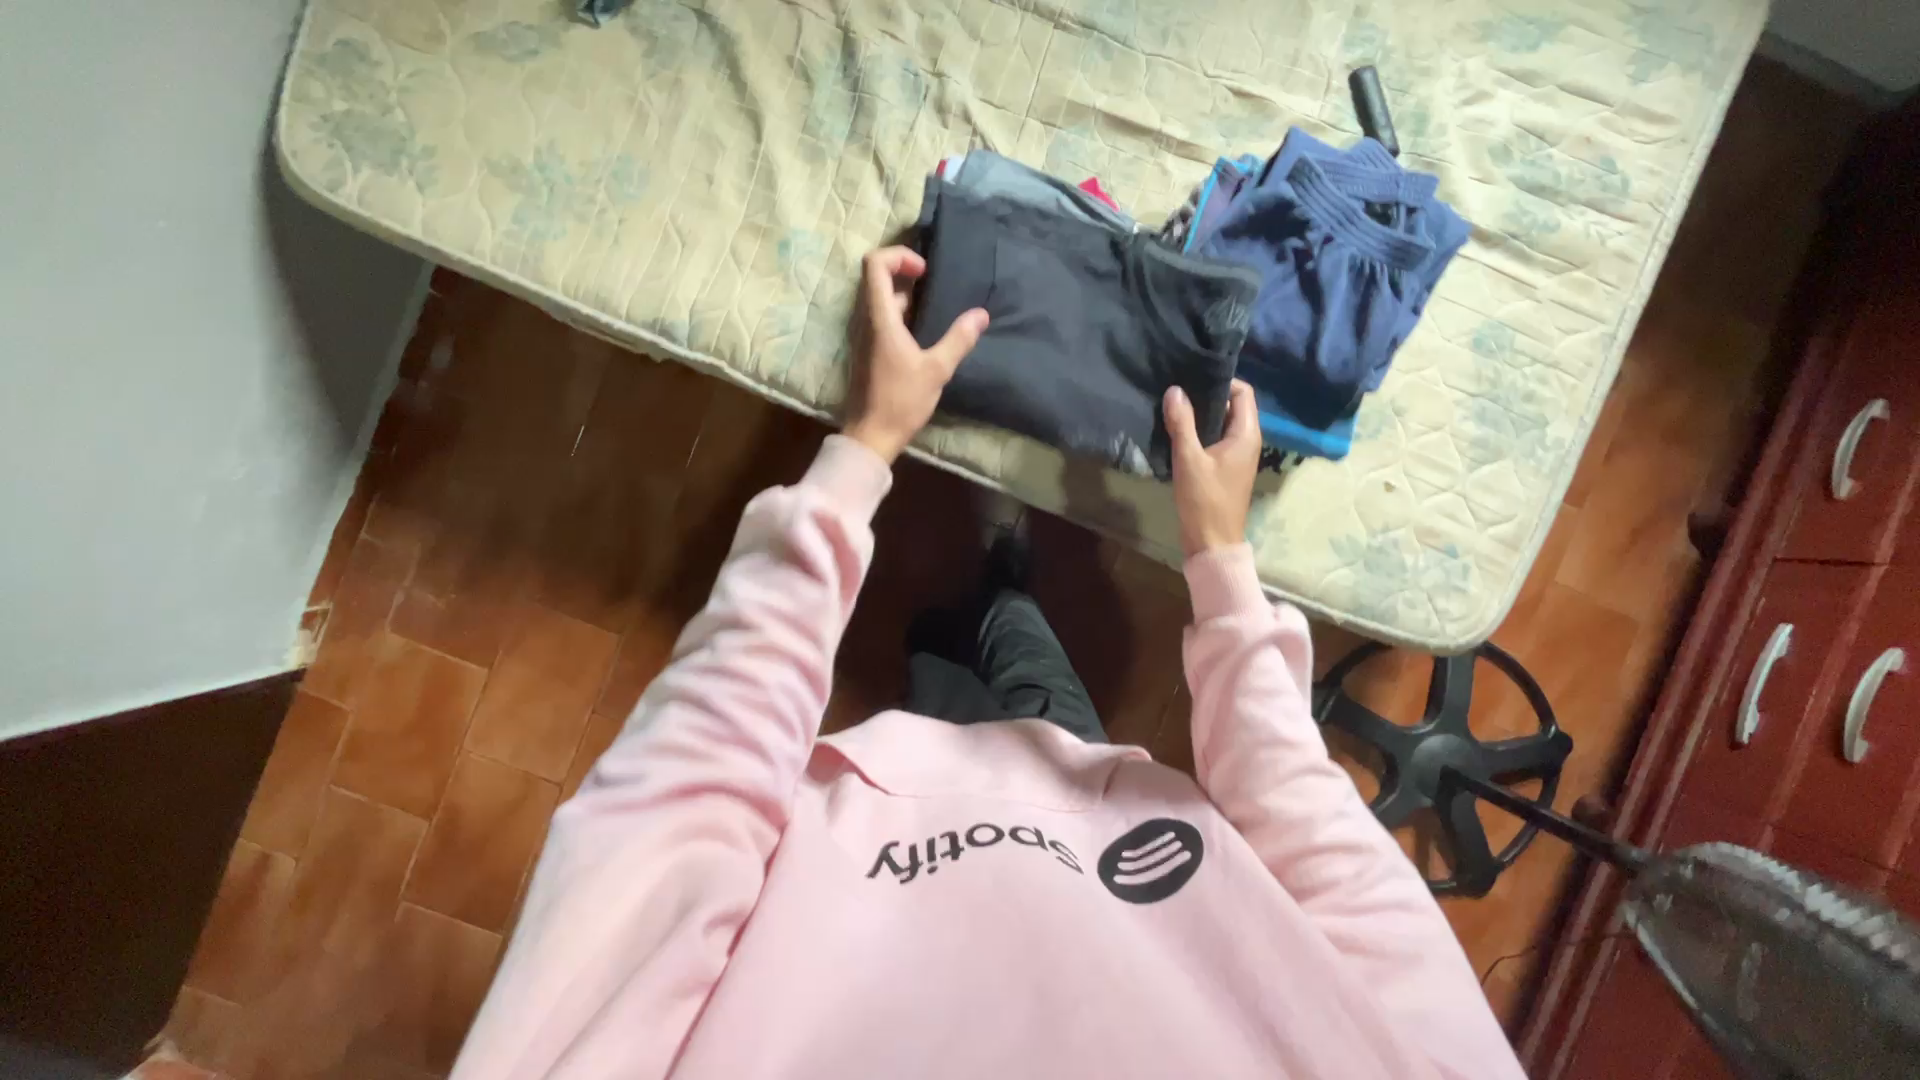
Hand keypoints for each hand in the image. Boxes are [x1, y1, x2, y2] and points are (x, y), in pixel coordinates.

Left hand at [844, 246, 988, 463]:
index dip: (899, 256)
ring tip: (931, 305)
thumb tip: (981, 314)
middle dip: (902, 271)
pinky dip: (897, 312)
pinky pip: (878, 317)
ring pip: (876, 298)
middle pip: (874, 277)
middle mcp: (865, 320)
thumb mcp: (936, 370)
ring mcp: (862, 335)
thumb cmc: (901, 402)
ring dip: (901, 293)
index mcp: (879, 318)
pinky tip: (920, 330)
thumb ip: (958, 340)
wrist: (870, 436)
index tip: (924, 272)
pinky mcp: (866, 350)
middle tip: (931, 283)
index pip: (874, 264)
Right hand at [1164, 380, 1260, 556]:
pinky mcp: (1224, 468)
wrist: (1212, 543)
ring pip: (1221, 423)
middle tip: (1178, 387)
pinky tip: (1177, 430)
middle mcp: (1246, 441)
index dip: (1222, 380)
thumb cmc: (1205, 501)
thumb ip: (1182, 423)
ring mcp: (1236, 455)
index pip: (1243, 392)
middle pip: (1232, 405)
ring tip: (1174, 405)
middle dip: (1207, 395)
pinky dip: (1199, 432)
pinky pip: (1214, 439)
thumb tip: (1175, 390)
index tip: (1193, 376)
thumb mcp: (1189, 459)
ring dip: (1201, 414)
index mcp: (1246, 434)